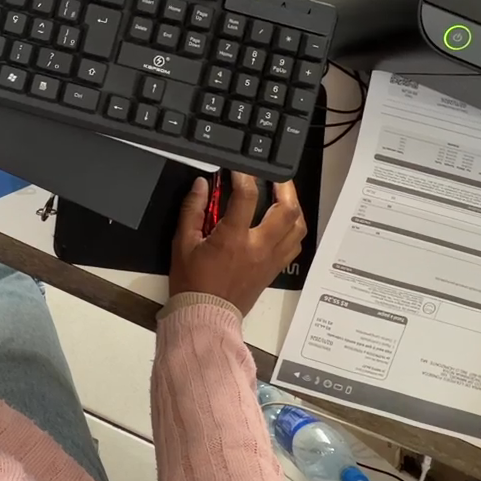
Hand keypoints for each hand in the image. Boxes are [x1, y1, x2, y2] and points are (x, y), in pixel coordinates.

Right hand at [169, 174, 306, 313]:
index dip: (244, 176)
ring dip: (294, 206)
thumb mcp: (182, 241)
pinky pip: (295, 244)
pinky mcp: (275, 268)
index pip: (247, 197)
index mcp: (233, 239)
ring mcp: (271, 258)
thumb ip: (192, 209)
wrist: (206, 313)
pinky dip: (294, 227)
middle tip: (275, 175)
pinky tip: (284, 220)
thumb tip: (202, 184)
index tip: (239, 168)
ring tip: (284, 193)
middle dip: (284, 186)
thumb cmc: (192, 280)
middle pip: (287, 210)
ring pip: (298, 226)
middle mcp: (258, 247)